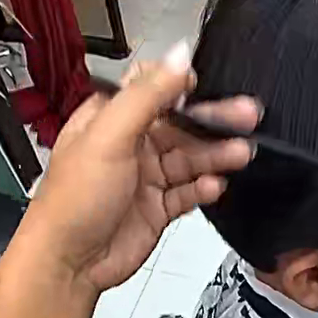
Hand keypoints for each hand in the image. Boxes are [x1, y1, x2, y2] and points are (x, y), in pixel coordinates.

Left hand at [17, 45, 256, 294]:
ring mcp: (146, 178)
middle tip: (247, 116)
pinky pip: (189, 192)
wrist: (70, 262)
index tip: (212, 85)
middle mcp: (131, 145)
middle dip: (214, 121)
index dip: (184, 86)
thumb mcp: (109, 135)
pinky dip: (204, 189)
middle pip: (181, 125)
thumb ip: (147, 95)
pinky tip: (215, 186)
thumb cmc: (74, 199)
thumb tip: (179, 56)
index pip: (154, 90)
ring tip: (241, 154)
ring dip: (216, 156)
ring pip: (190, 159)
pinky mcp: (159, 209)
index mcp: (111, 119)